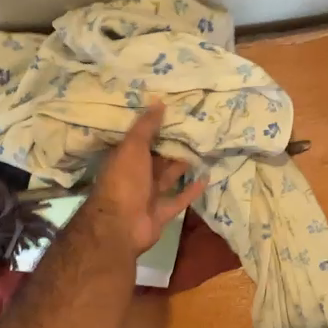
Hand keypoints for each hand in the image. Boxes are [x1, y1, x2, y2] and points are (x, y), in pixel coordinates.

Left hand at [88, 103, 205, 256]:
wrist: (120, 225)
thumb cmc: (124, 181)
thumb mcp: (132, 147)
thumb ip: (146, 127)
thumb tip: (158, 101)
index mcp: (125, 159)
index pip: (142, 140)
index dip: (156, 129)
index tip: (176, 115)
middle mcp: (136, 176)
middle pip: (157, 159)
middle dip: (173, 147)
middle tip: (196, 131)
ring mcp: (148, 196)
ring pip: (169, 178)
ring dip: (183, 166)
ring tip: (203, 150)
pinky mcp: (161, 213)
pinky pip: (179, 199)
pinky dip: (192, 190)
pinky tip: (207, 177)